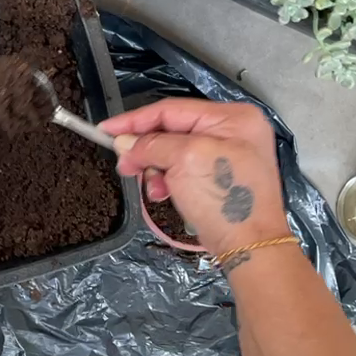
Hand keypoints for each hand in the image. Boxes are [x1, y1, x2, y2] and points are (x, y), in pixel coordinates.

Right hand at [99, 98, 291, 255]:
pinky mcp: (216, 176)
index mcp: (231, 117)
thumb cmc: (224, 198)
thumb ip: (151, 145)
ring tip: (150, 186)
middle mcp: (231, 130)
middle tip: (124, 164)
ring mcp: (225, 154)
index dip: (134, 120)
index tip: (106, 130)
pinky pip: (180, 167)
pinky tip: (162, 193)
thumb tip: (124, 143)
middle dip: (144, 148)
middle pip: (170, 129)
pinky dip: (165, 179)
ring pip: (171, 150)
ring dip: (154, 167)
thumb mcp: (185, 160)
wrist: (249, 245)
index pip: (171, 110)